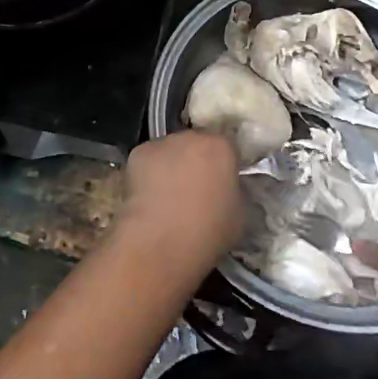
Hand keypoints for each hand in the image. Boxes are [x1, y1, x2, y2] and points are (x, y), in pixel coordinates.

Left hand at [117, 130, 242, 263]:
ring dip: (172, 165)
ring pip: (171, 150)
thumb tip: (224, 187)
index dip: (223, 166)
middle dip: (196, 161)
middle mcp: (192, 136)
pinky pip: (149, 160)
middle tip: (193, 190)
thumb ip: (234, 190)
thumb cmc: (208, 232)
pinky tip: (148, 197)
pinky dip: (149, 173)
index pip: (226, 147)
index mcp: (221, 147)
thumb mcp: (239, 214)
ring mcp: (162, 142)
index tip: (220, 184)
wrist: (161, 242)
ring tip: (167, 196)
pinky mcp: (138, 153)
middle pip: (196, 144)